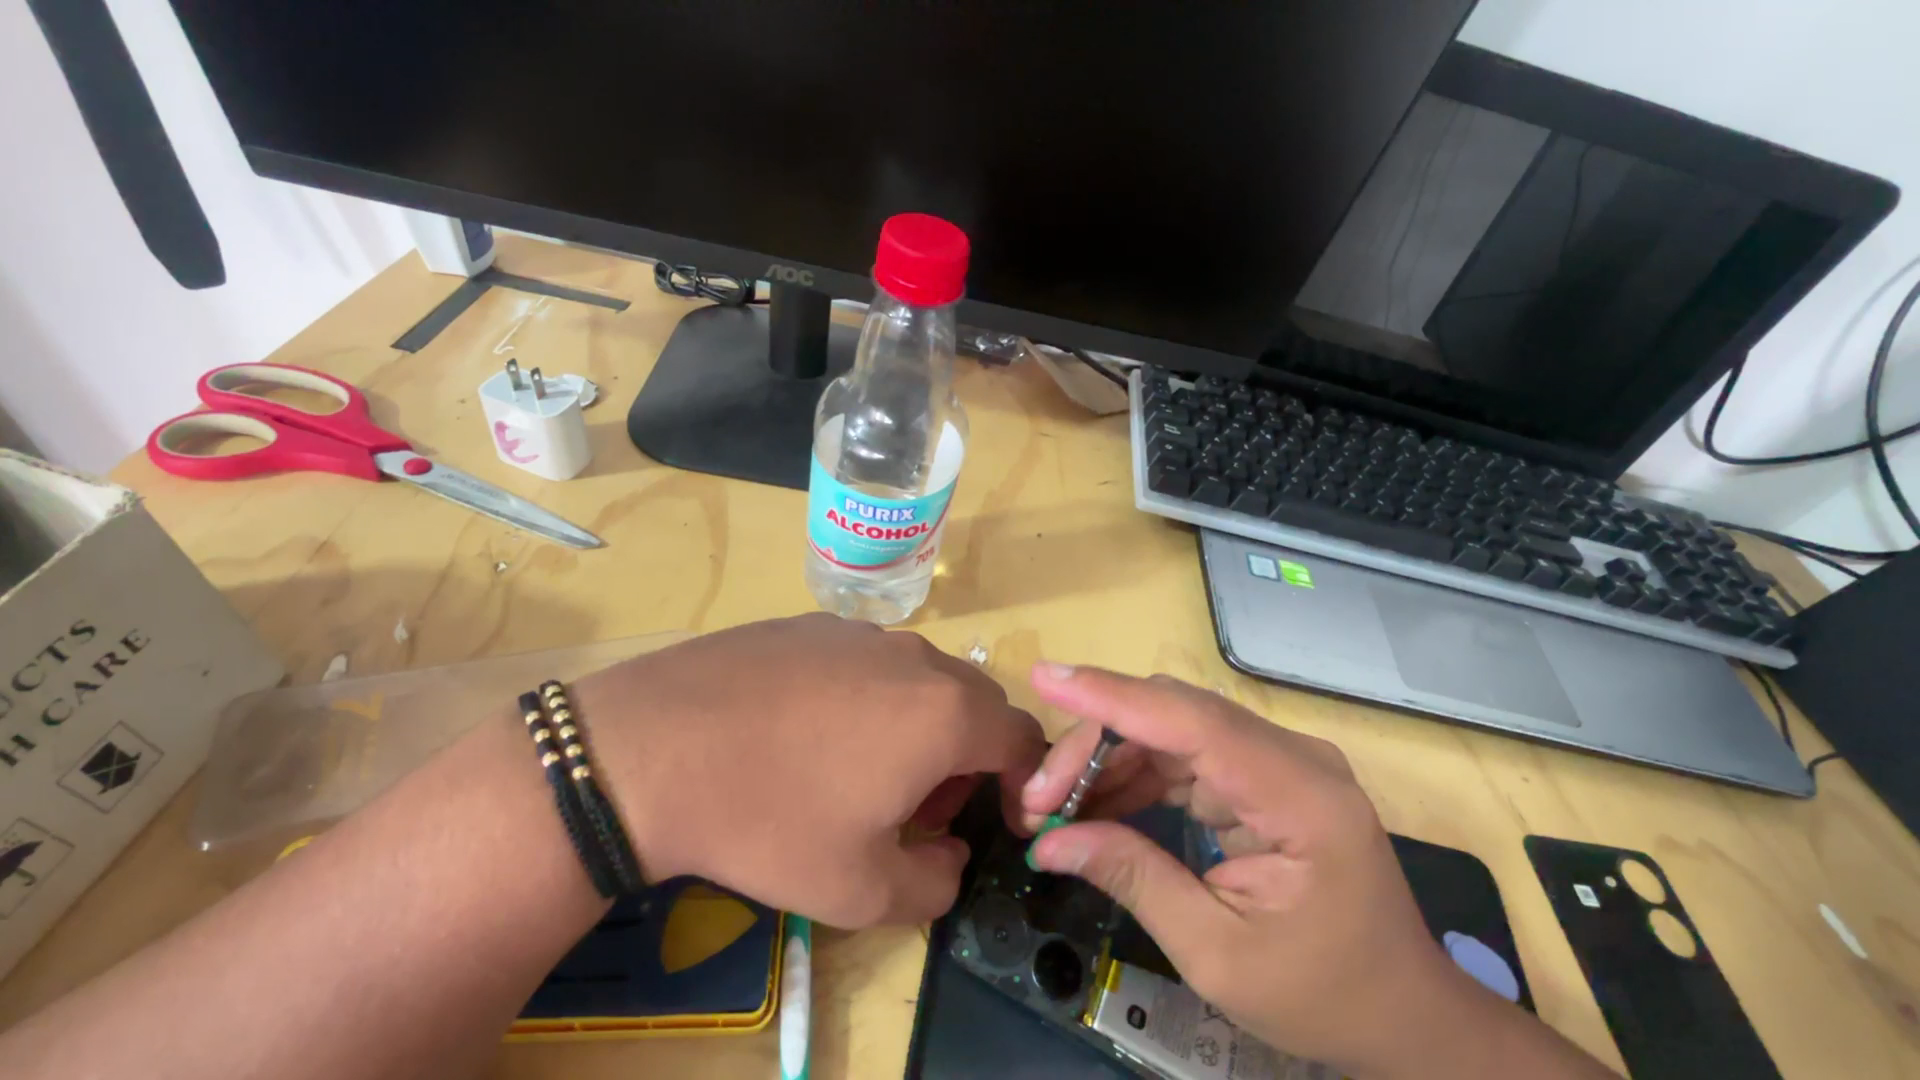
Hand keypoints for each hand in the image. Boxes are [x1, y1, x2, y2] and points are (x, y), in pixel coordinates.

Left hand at [573, 614, 1044, 928]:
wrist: (650, 751)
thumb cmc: (771, 820)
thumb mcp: (863, 890)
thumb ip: (937, 885)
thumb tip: (951, 857)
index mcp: (945, 712)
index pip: (1023, 740)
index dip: (1023, 785)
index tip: (991, 822)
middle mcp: (913, 657)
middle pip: (974, 705)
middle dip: (968, 759)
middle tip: (920, 809)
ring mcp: (857, 632)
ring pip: (918, 680)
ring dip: (917, 727)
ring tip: (859, 772)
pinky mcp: (806, 624)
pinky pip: (865, 663)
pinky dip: (866, 699)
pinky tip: (805, 734)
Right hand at [1019, 664, 1481, 1077]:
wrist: (1401, 1013)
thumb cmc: (1320, 992)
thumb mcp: (1217, 952)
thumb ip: (1133, 878)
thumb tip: (1050, 840)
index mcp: (1299, 796)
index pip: (1194, 722)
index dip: (1114, 697)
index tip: (1046, 679)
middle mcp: (1291, 759)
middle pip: (1173, 719)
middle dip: (1094, 746)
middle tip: (1033, 801)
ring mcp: (1277, 764)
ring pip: (1170, 733)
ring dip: (1106, 762)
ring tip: (1048, 808)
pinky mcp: (1262, 780)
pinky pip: (1184, 758)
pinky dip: (1133, 778)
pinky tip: (1091, 807)